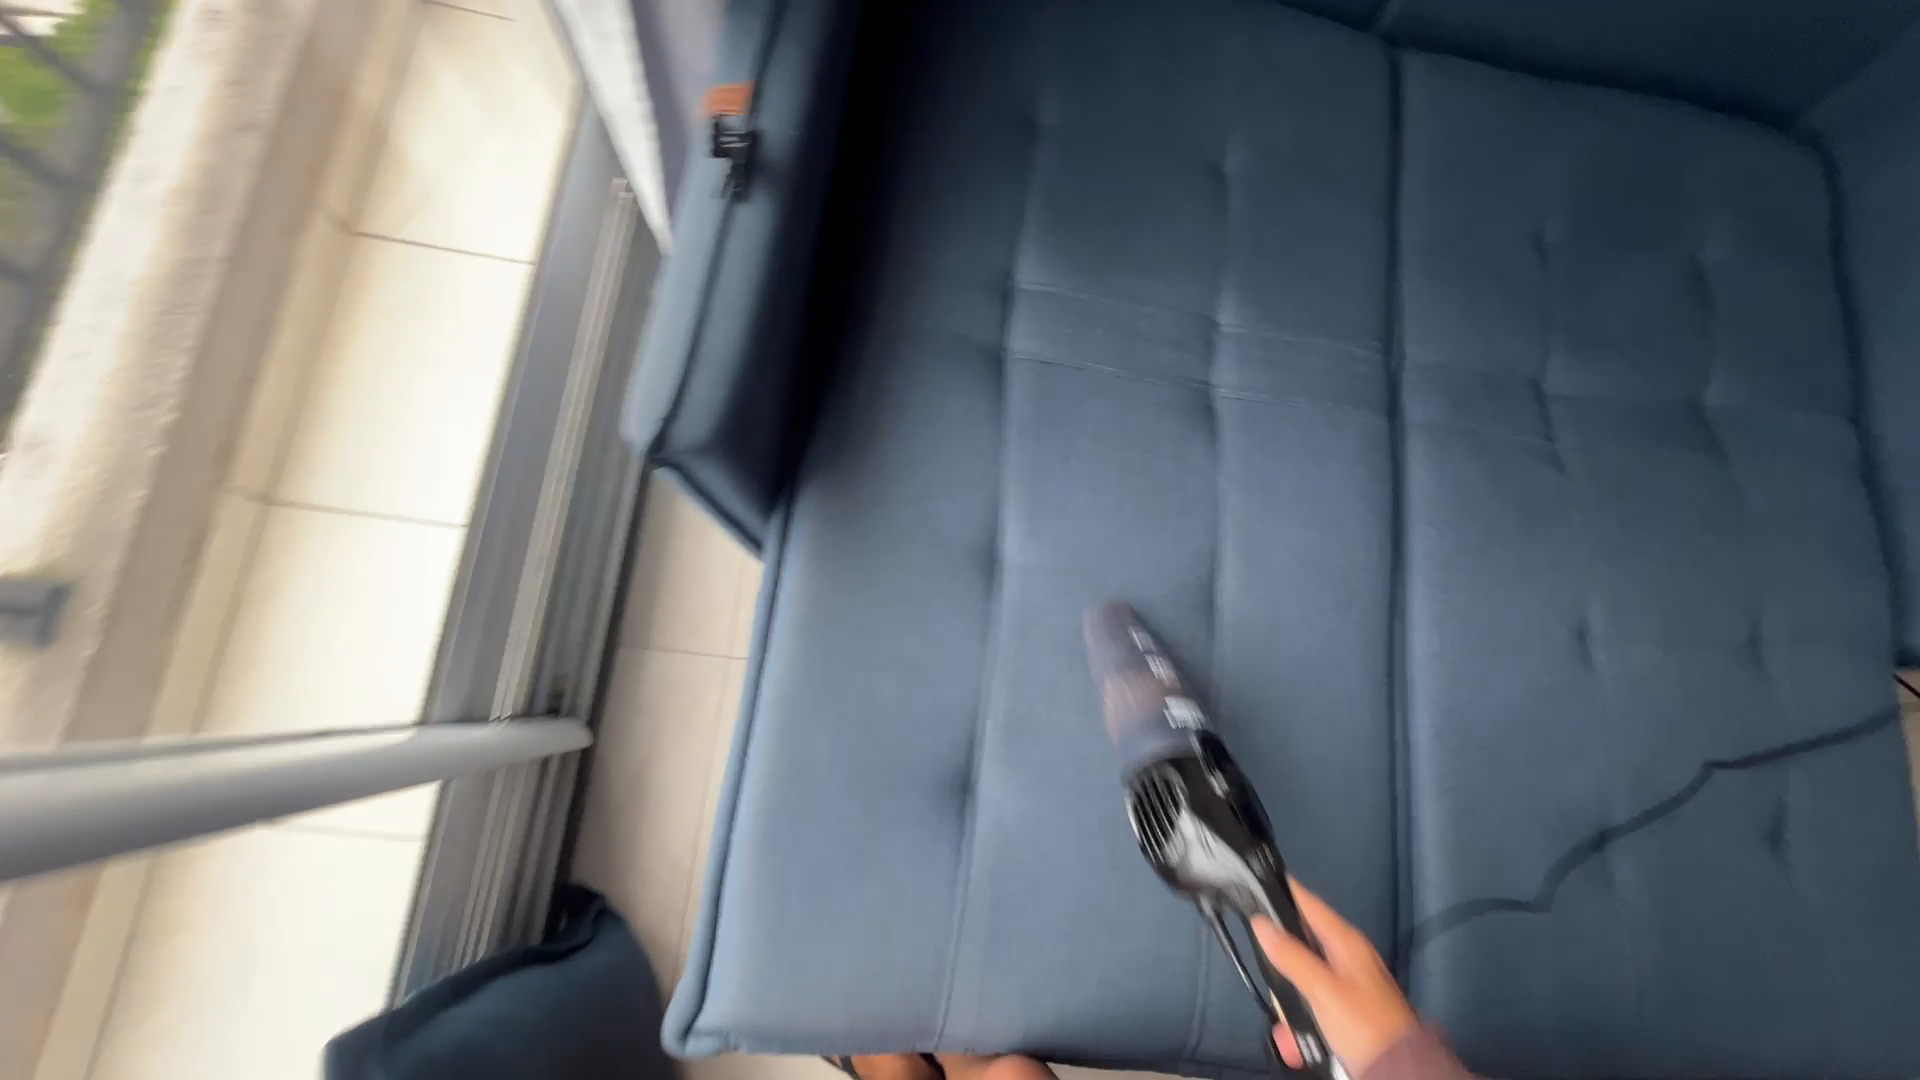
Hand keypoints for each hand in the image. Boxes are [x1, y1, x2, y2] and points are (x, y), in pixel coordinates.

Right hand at [1252, 881, 1418, 1076]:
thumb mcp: (1323, 989)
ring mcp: (1345, 984)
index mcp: (1344, 941)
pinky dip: (1301, 1023)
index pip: (1306, 902)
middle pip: (1298, 944)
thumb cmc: (1363, 1023)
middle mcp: (1344, 956)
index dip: (1280, 892)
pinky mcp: (1344, 1011)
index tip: (1250, 888)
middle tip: (1272, 984)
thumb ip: (1290, 955)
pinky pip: (1311, 1006)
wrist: (1403, 1076)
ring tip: (1287, 1030)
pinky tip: (1296, 1044)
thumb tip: (1260, 922)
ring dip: (1289, 1005)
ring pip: (1300, 980)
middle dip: (1280, 969)